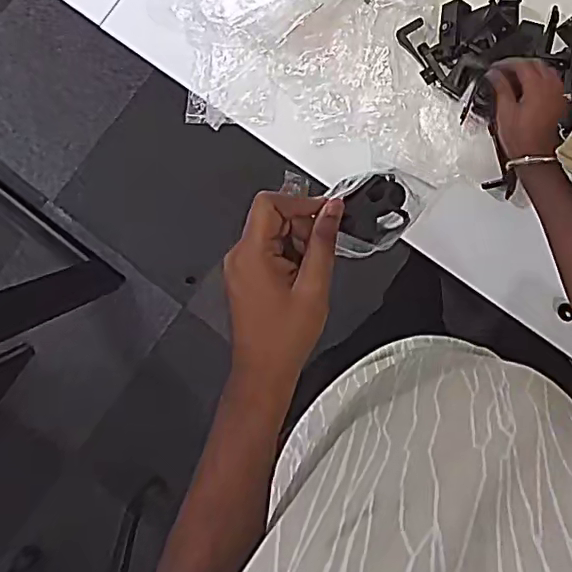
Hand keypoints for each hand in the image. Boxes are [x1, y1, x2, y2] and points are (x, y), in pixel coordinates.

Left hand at [222, 193, 342, 386]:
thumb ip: (324, 240)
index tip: (326, 211)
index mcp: (250, 254)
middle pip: (273, 215)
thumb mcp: (314, 284)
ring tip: (310, 270)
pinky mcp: (247, 274)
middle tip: (321, 248)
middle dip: (303, 226)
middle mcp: (239, 256)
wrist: (265, 369)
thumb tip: (332, 210)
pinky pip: (271, 248)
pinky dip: (292, 254)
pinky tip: (302, 276)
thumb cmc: (283, 338)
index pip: (269, 203)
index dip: (301, 202)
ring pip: (274, 231)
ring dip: (299, 241)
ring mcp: (241, 266)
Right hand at [486, 58, 568, 158]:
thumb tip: (494, 74)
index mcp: (536, 87)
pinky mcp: (559, 103)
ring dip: (530, 71)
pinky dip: (540, 80)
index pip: (521, 64)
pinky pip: (552, 83)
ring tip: (514, 79)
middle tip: (503, 72)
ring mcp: (557, 95)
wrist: (535, 155)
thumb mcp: (504, 110)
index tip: (495, 68)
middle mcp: (550, 88)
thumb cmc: (522, 139)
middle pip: (535, 63)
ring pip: (545, 71)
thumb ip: (500, 87)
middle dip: (518, 65)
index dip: (505, 63)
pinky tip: (529, 89)